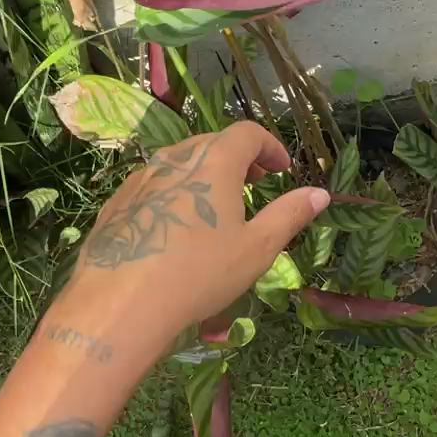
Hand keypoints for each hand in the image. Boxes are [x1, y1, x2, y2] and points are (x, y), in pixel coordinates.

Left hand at [48, 122, 329, 363]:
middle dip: (240, 158)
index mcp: (214, 161)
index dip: (270, 146)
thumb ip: (289, 215)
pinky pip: (155, 186)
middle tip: (256, 182)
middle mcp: (175, 158)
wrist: (121, 302)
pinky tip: (178, 228)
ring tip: (218, 206)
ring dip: (206, 174)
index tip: (282, 169)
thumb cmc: (201, 272)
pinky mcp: (117, 202)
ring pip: (180, 163)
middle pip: (213, 143)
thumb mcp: (257, 248)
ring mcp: (140, 178)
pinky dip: (176, 193)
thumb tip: (319, 194)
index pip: (247, 133)